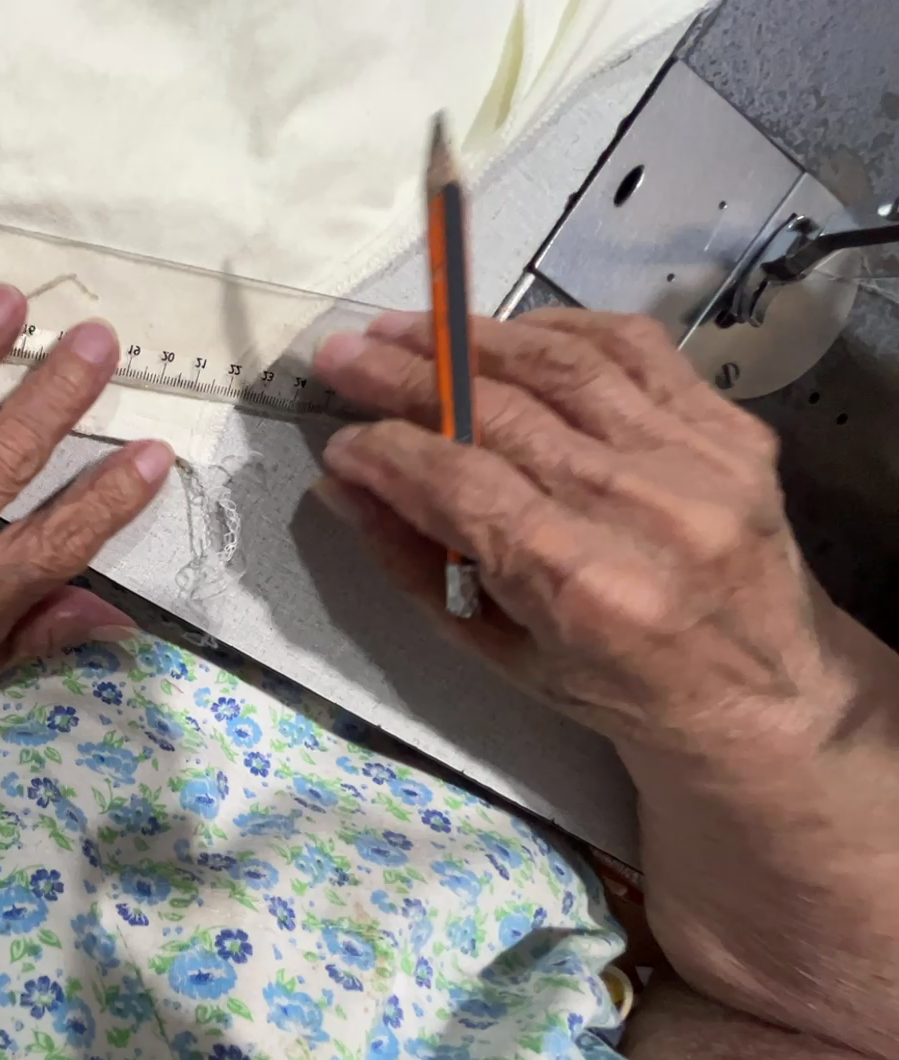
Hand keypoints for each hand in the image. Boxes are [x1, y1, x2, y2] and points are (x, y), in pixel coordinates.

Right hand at [309, 309, 854, 766]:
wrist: (764, 690)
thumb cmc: (602, 682)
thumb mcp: (483, 642)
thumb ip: (406, 557)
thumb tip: (339, 485)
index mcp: (580, 584)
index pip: (460, 484)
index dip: (386, 452)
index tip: (337, 442)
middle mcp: (646, 510)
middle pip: (500, 414)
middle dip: (406, 377)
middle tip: (341, 355)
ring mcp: (699, 459)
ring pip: (561, 367)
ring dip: (465, 338)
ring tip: (399, 327)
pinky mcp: (730, 427)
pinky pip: (632, 348)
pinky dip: (552, 329)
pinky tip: (494, 332)